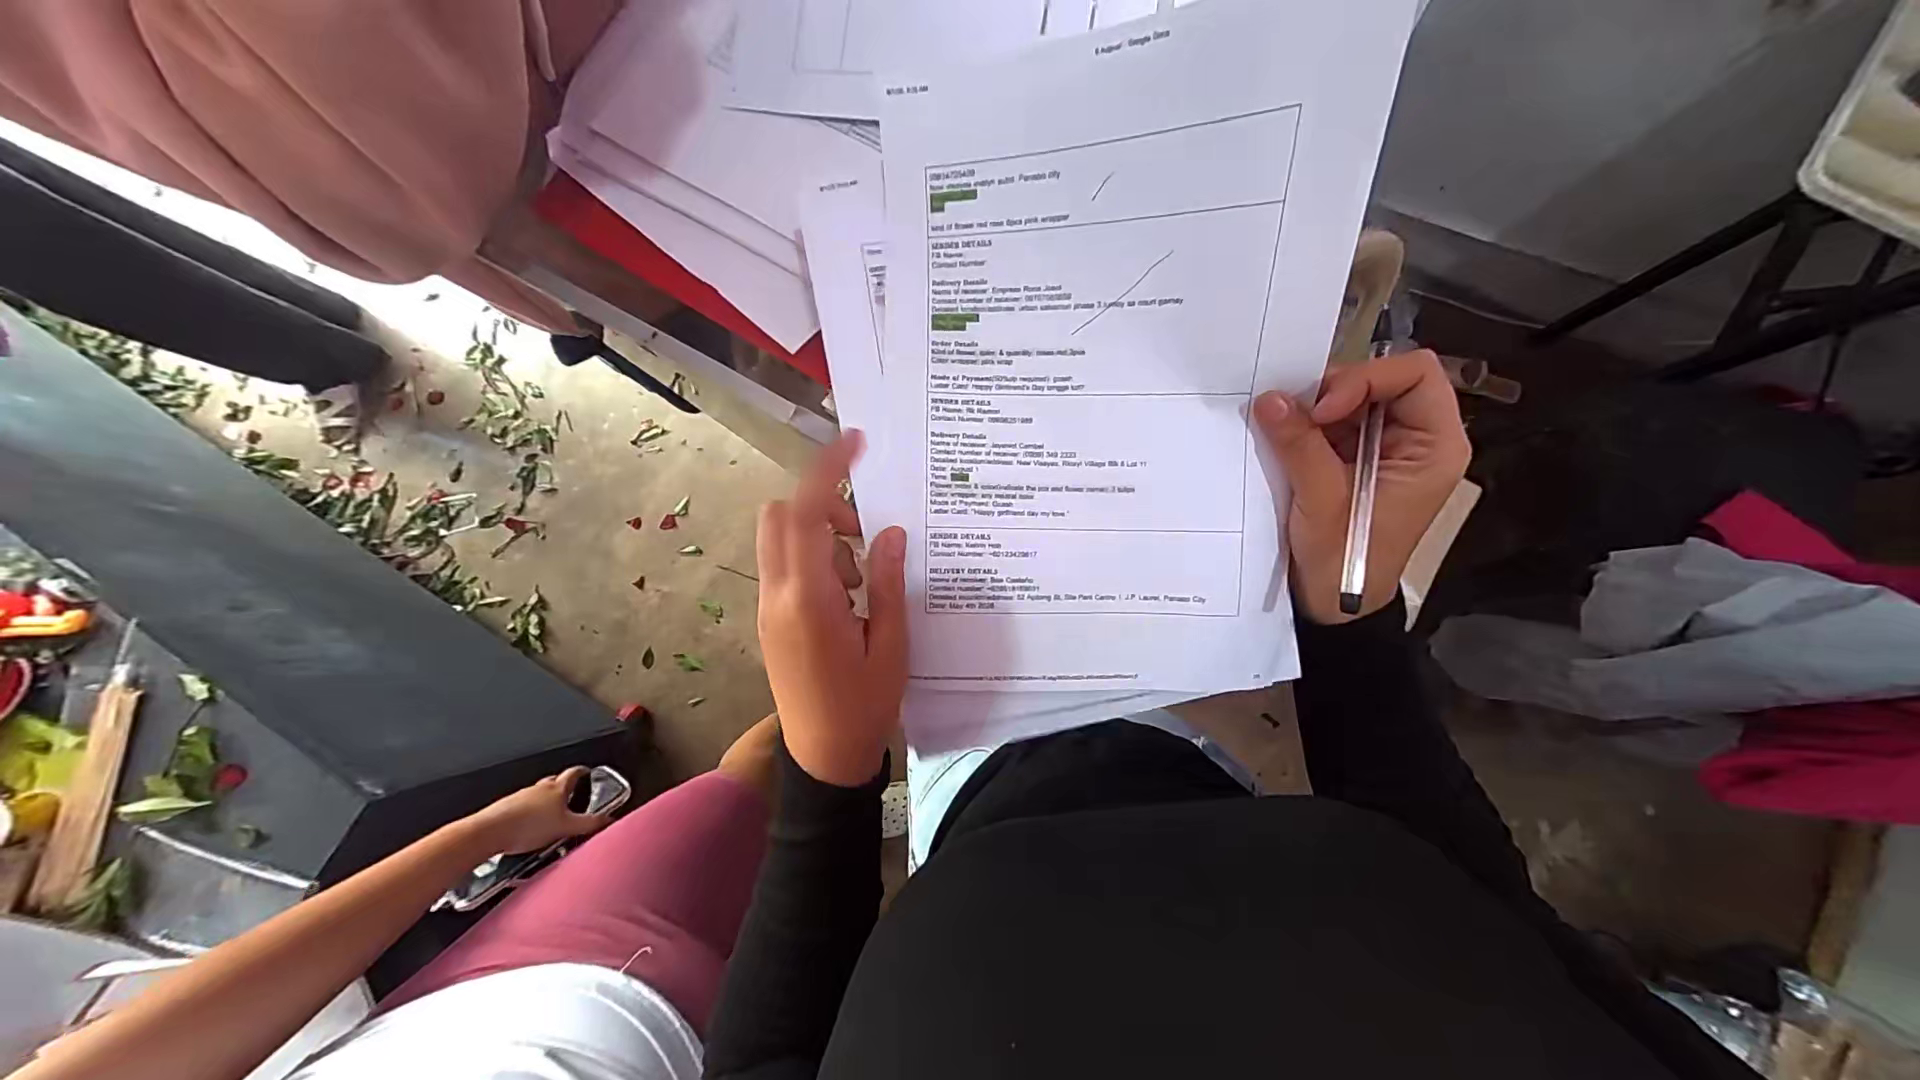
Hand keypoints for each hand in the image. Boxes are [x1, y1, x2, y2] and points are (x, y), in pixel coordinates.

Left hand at [465, 767, 609, 853]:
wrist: (487, 833)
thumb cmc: (525, 826)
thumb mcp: (566, 827)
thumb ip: (590, 824)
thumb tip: (608, 821)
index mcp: (557, 788)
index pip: (574, 773)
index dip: (583, 772)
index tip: (587, 773)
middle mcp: (538, 789)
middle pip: (555, 783)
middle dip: (564, 789)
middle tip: (571, 800)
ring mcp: (520, 798)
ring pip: (537, 796)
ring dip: (544, 804)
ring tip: (550, 822)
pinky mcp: (504, 810)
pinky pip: (521, 808)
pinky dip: (528, 816)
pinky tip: (529, 831)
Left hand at [756, 431, 907, 785]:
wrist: (823, 757)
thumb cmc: (865, 704)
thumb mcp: (891, 643)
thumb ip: (887, 581)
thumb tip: (890, 531)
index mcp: (808, 599)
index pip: (808, 513)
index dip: (829, 471)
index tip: (856, 443)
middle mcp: (777, 596)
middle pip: (781, 516)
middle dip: (822, 504)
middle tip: (864, 531)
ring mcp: (768, 608)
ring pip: (780, 540)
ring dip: (818, 535)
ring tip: (860, 578)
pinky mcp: (770, 620)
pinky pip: (783, 567)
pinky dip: (812, 559)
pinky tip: (846, 595)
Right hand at [1254, 348, 1469, 623]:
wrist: (1332, 601)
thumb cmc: (1344, 561)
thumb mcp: (1321, 502)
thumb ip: (1300, 446)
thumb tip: (1270, 398)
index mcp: (1433, 448)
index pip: (1416, 375)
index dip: (1366, 380)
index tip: (1321, 411)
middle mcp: (1415, 439)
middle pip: (1382, 380)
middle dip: (1333, 392)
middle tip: (1294, 419)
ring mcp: (1383, 447)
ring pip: (1352, 398)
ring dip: (1314, 409)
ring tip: (1285, 431)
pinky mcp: (1354, 457)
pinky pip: (1332, 422)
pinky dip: (1305, 424)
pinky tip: (1285, 441)